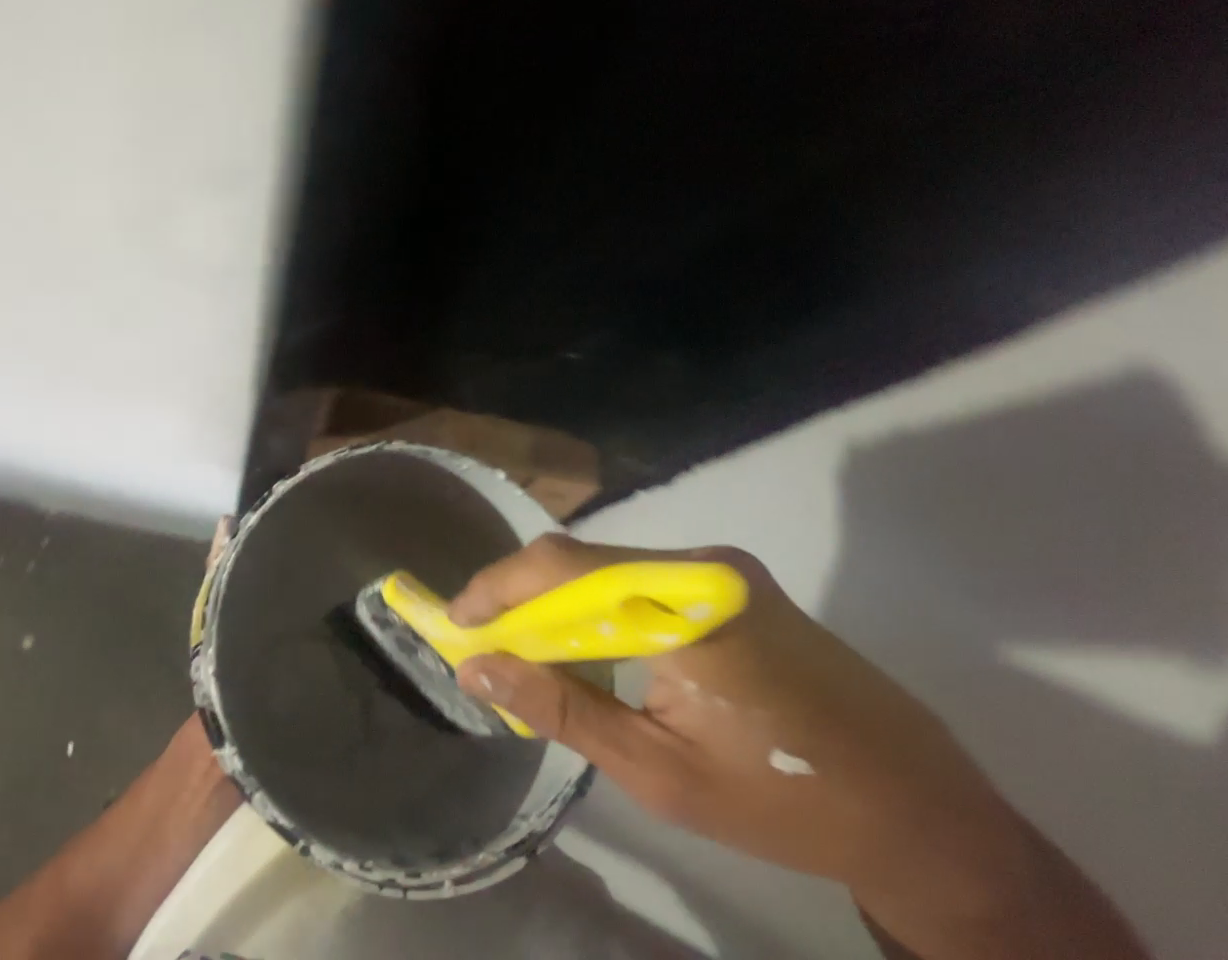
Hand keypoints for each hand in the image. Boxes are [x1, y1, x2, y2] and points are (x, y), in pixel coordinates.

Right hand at [450, 534, 1145, 959]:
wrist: (922, 813)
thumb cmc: (782, 800)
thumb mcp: (654, 768)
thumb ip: (559, 707)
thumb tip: (476, 665)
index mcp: (686, 606)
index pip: (559, 567)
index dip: (495, 588)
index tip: (454, 627)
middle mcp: (705, 568)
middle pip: (581, 563)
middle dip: (521, 604)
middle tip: (487, 654)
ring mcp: (728, 574)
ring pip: (611, 573)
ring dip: (561, 612)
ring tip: (531, 665)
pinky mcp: (740, 588)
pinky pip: (646, 586)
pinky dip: (602, 616)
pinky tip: (592, 660)